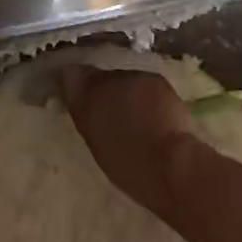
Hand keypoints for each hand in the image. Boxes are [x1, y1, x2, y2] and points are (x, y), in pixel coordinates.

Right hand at [59, 67, 197, 208]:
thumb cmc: (129, 166)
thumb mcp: (97, 145)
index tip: (80, 95)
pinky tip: (157, 115)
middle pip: (100, 78)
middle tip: (115, 115)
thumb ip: (87, 116)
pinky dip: (147, 96)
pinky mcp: (155, 78)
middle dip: (105, 92)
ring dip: (127, 93)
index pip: (71, 75)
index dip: (75, 83)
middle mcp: (105, 79)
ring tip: (139, 117)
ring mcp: (132, 75)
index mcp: (85, 98)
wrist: (170, 165)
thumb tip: (81, 100)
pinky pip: (145, 84)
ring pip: (124, 80)